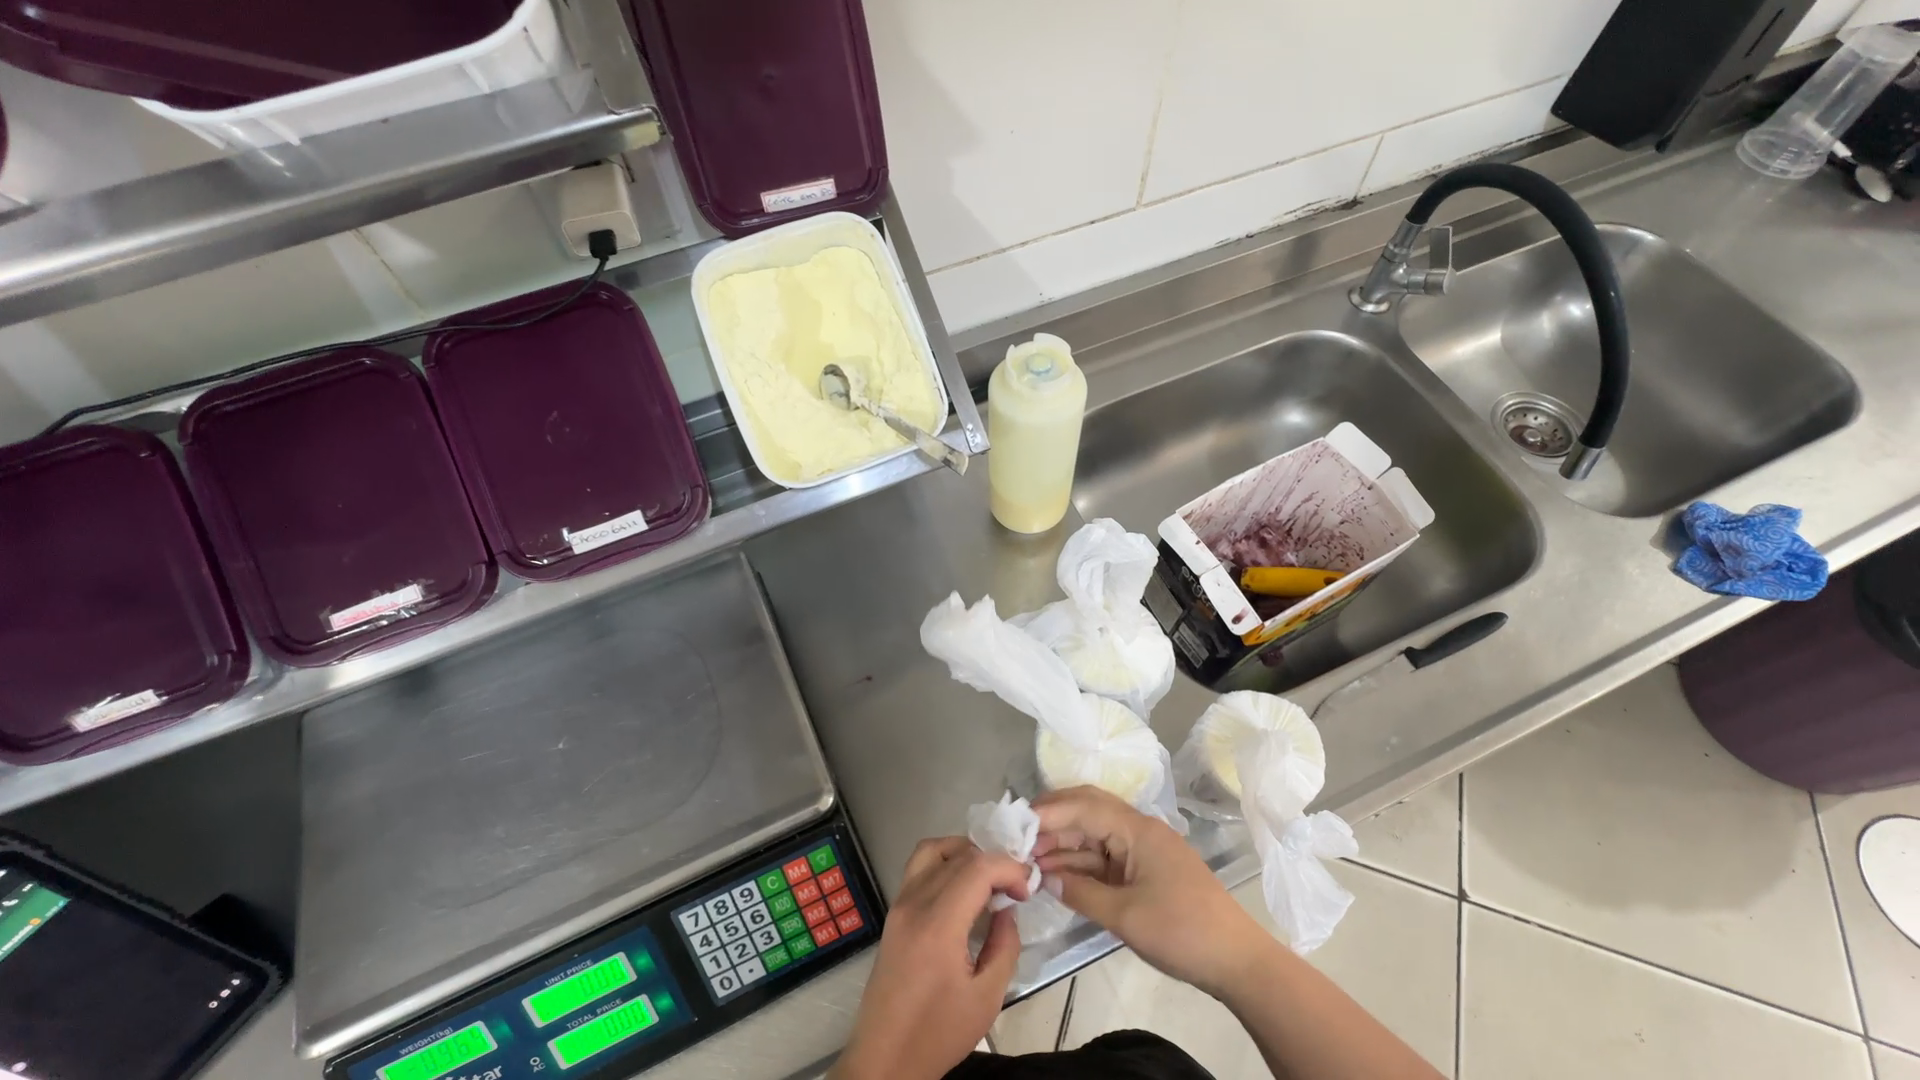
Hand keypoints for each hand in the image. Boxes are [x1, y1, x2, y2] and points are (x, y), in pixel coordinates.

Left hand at [831, 837, 1031, 1079]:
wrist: (885, 1057)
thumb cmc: (938, 1033)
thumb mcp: (986, 998)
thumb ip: (1004, 947)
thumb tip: (1007, 912)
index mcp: (938, 924)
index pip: (977, 867)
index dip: (1009, 868)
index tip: (1028, 890)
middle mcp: (914, 904)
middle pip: (958, 855)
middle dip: (993, 862)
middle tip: (1015, 889)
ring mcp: (899, 906)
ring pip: (933, 851)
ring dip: (966, 854)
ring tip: (989, 880)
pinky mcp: (893, 914)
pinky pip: (918, 868)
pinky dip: (945, 863)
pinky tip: (964, 889)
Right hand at [1033, 786, 1279, 998]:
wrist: (1236, 961)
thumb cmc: (1182, 931)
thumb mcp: (1124, 915)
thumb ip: (1079, 892)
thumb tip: (1044, 877)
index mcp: (1138, 829)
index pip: (1084, 806)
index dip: (1048, 813)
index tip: (1014, 825)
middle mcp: (1139, 831)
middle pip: (1088, 811)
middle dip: (1052, 821)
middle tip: (1016, 837)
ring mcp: (1143, 852)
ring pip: (1094, 836)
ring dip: (1062, 845)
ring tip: (1026, 860)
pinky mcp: (1145, 872)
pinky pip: (1105, 858)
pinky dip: (1079, 864)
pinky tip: (1054, 875)